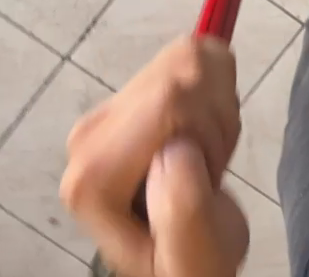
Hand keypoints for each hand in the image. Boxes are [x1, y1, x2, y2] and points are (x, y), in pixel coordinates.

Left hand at [62, 37, 248, 276]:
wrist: (188, 262)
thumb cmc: (192, 267)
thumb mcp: (193, 261)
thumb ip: (182, 212)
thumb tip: (177, 147)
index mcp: (92, 177)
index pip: (170, 100)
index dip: (206, 131)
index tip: (204, 177)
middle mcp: (90, 134)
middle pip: (180, 73)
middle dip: (214, 118)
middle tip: (208, 170)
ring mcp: (112, 106)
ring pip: (190, 58)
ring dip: (218, 106)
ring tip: (205, 156)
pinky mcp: (138, 87)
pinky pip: (195, 54)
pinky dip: (217, 89)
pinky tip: (203, 130)